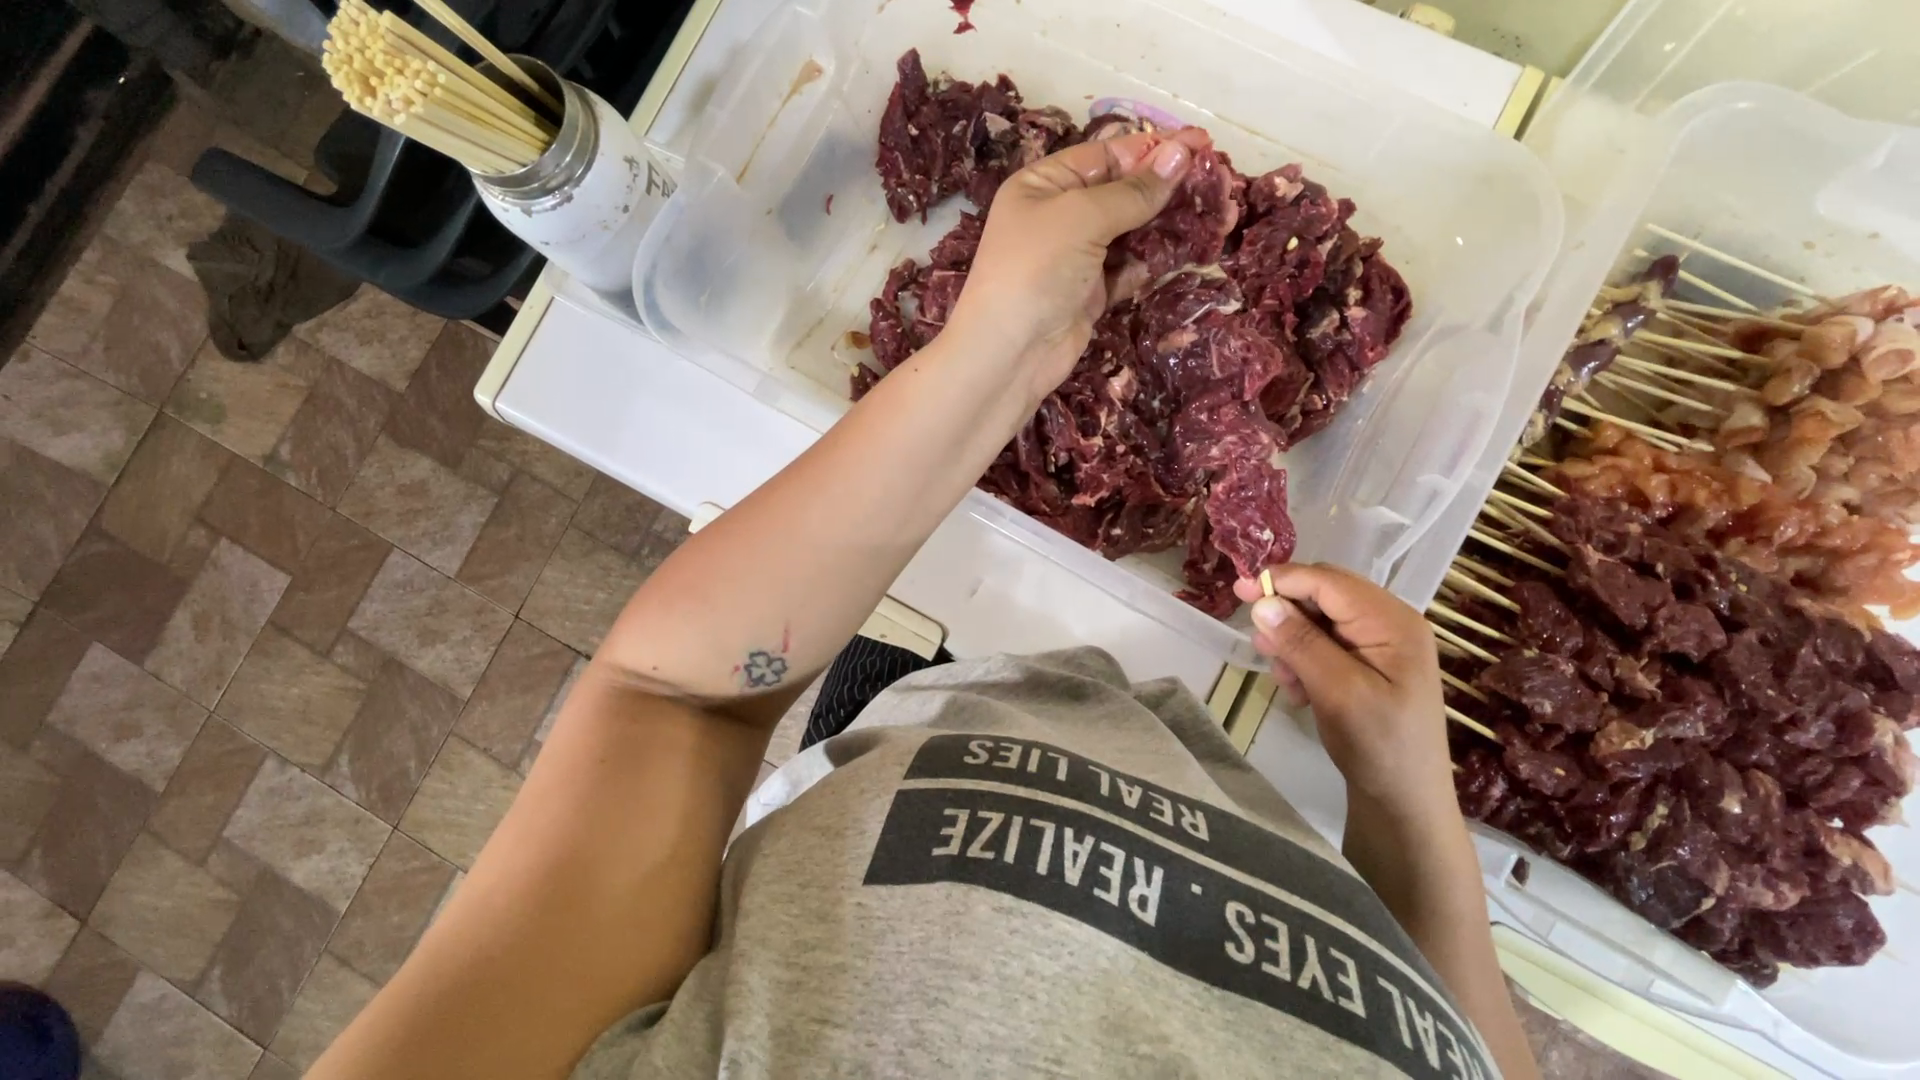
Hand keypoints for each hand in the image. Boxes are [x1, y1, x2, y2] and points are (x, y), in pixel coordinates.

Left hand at [945, 129, 1205, 402]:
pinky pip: (1129, 270)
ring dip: (1170, 224)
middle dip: (1168, 187)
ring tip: (1219, 214)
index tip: (1202, 144)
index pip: (1106, 157)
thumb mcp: (1082, 217)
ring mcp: (1075, 258)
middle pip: (1122, 192)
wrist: (1009, 354)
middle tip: (1219, 182)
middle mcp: (1058, 217)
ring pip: (1131, 232)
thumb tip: (1182, 153)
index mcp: (1043, 185)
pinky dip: (1155, 262)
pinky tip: (1189, 252)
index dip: (1154, 149)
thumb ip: (1134, 191)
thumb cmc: (1036, 270)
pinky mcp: (1090, 295)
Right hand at [1233, 564, 1454, 814]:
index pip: (1329, 582)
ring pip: (1320, 621)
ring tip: (1281, 675)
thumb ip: (1301, 642)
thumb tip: (1263, 603)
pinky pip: (1325, 645)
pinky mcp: (1368, 667)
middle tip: (1255, 638)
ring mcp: (1380, 647)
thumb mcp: (1337, 691)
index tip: (1238, 591)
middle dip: (1286, 612)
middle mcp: (1389, 625)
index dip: (1283, 580)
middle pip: (1324, 596)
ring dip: (1292, 640)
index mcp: (1392, 622)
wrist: (1405, 802)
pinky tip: (1296, 689)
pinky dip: (1303, 660)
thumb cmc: (1379, 745)